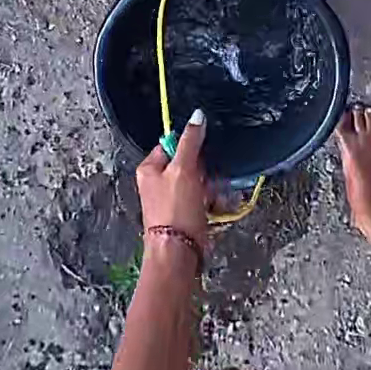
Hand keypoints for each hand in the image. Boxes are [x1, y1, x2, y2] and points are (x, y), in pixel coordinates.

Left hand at [137, 110, 209, 253]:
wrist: (178, 254)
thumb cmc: (175, 210)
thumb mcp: (183, 169)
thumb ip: (191, 140)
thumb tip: (197, 115)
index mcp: (150, 169)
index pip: (173, 143)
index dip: (190, 147)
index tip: (200, 156)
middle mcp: (159, 182)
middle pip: (191, 162)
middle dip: (207, 170)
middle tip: (210, 179)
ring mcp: (174, 198)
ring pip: (202, 179)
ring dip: (214, 185)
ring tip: (217, 196)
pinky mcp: (188, 212)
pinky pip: (206, 197)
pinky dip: (215, 199)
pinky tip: (220, 205)